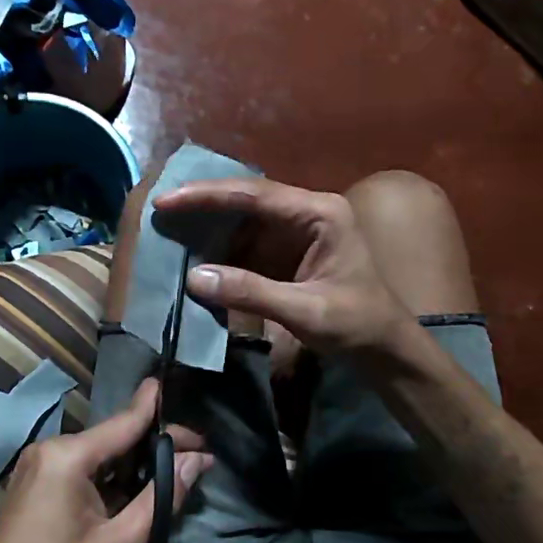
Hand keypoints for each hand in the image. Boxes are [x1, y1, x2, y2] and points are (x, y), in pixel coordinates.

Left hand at [0, 380, 210, 542]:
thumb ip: (162, 497)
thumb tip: (196, 459)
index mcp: (67, 457)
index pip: (127, 421)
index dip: (163, 414)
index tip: (192, 401)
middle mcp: (50, 452)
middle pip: (115, 438)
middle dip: (156, 447)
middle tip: (200, 459)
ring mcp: (38, 470)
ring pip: (102, 458)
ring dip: (137, 468)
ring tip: (179, 475)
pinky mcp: (36, 489)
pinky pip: (84, 473)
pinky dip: (114, 482)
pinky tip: (140, 494)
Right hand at [154, 177, 410, 353]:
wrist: (383, 347)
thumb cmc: (357, 325)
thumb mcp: (306, 311)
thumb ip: (252, 292)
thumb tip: (194, 278)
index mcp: (320, 214)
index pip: (257, 194)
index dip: (208, 196)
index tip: (168, 200)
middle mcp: (306, 214)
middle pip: (246, 201)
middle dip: (203, 207)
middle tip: (158, 211)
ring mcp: (295, 234)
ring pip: (243, 223)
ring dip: (207, 229)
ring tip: (166, 233)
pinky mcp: (285, 256)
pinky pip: (246, 247)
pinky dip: (219, 253)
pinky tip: (192, 257)